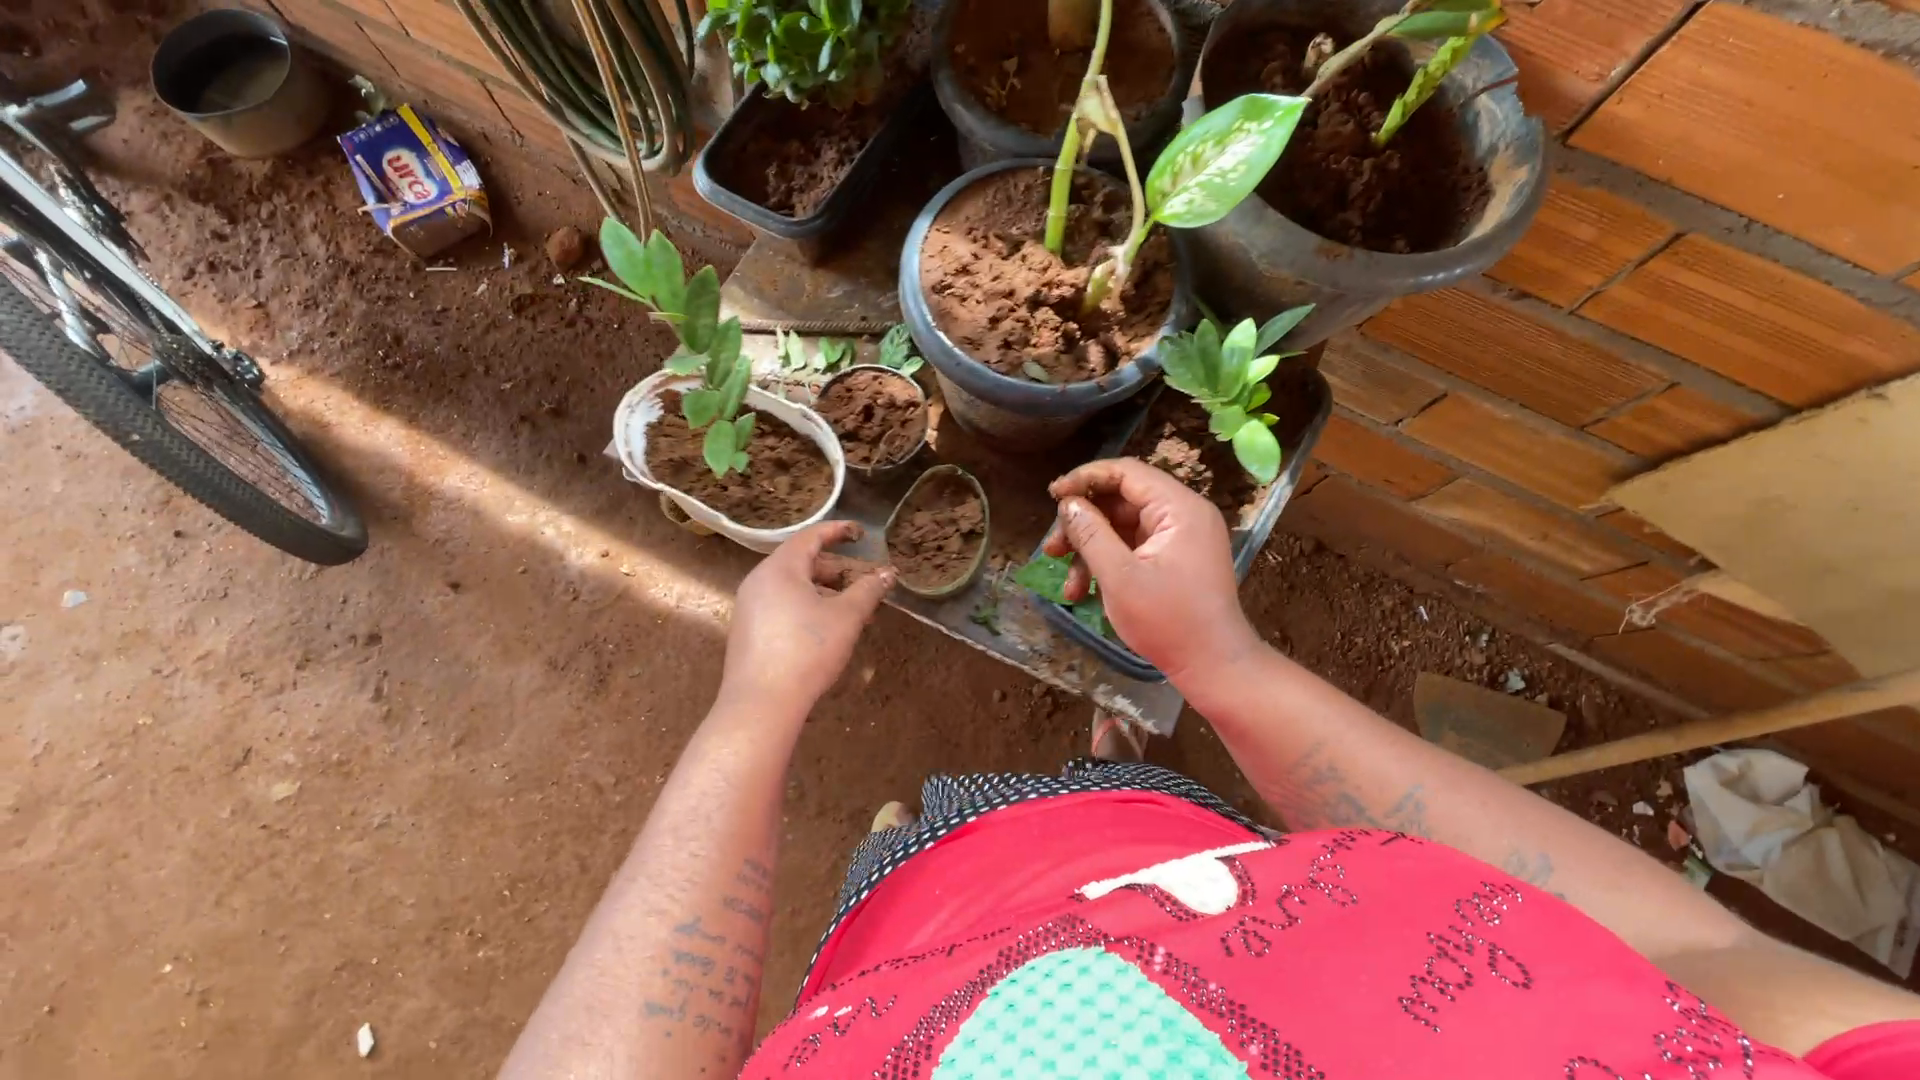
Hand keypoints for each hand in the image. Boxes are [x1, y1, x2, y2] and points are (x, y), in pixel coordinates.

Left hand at [719, 521, 895, 710]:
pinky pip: (781, 605)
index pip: (810, 537)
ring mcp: (750, 607)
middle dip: (836, 570)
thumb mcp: (846, 618)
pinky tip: (827, 631)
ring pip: (792, 587)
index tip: (858, 533)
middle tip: (863, 583)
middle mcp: (759, 581)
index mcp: (780, 569)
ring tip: (853, 612)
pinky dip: (807, 607)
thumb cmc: (807, 650)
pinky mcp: (749, 631)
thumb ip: (868, 590)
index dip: (836, 531)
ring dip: (825, 593)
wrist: (762, 702)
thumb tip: (888, 573)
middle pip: (801, 563)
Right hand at [1043, 459, 1258, 684]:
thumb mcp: (1119, 577)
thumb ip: (1091, 534)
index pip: (1126, 473)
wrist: (1213, 667)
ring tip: (1068, 585)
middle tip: (1052, 549)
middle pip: (1121, 501)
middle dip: (1083, 525)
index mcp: (1179, 508)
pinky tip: (1083, 593)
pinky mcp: (1174, 560)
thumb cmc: (1168, 621)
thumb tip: (1067, 504)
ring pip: (1123, 528)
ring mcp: (1180, 539)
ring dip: (1090, 551)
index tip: (1052, 495)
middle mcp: (1183, 515)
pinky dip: (1108, 565)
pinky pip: (1133, 549)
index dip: (1085, 479)